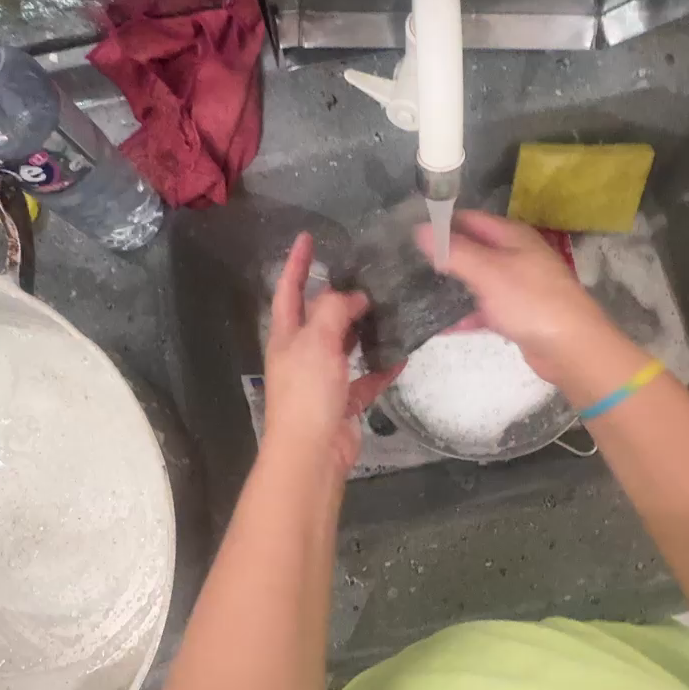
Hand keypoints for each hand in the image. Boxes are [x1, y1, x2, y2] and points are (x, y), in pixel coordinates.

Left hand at [264, 233, 402, 477]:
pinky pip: (366, 379)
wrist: (312, 452)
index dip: (296, 263)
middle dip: (338, 297)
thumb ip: (335, 310)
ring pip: (345, 347)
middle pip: (320, 317)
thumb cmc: (307, 393)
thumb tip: (354, 296)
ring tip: (388, 309)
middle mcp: (302, 354)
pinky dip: (382, 369)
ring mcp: (323, 380)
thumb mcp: (317, 341)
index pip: (288, 289)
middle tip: (365, 275)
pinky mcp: (344, 402)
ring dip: (363, 331)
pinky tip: (402, 356)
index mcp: (286, 336)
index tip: (307, 237)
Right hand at [417, 211, 629, 389]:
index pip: (471, 219)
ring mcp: (518, 287)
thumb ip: (454, 252)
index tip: (410, 233)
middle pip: (474, 249)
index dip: (442, 223)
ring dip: (454, 286)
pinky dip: (466, 315)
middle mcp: (516, 256)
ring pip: (479, 281)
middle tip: (408, 264)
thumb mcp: (488, 271)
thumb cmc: (530, 301)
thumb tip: (420, 230)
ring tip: (418, 292)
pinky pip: (485, 310)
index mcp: (513, 237)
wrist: (571, 347)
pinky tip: (441, 325)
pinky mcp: (518, 315)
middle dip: (445, 256)